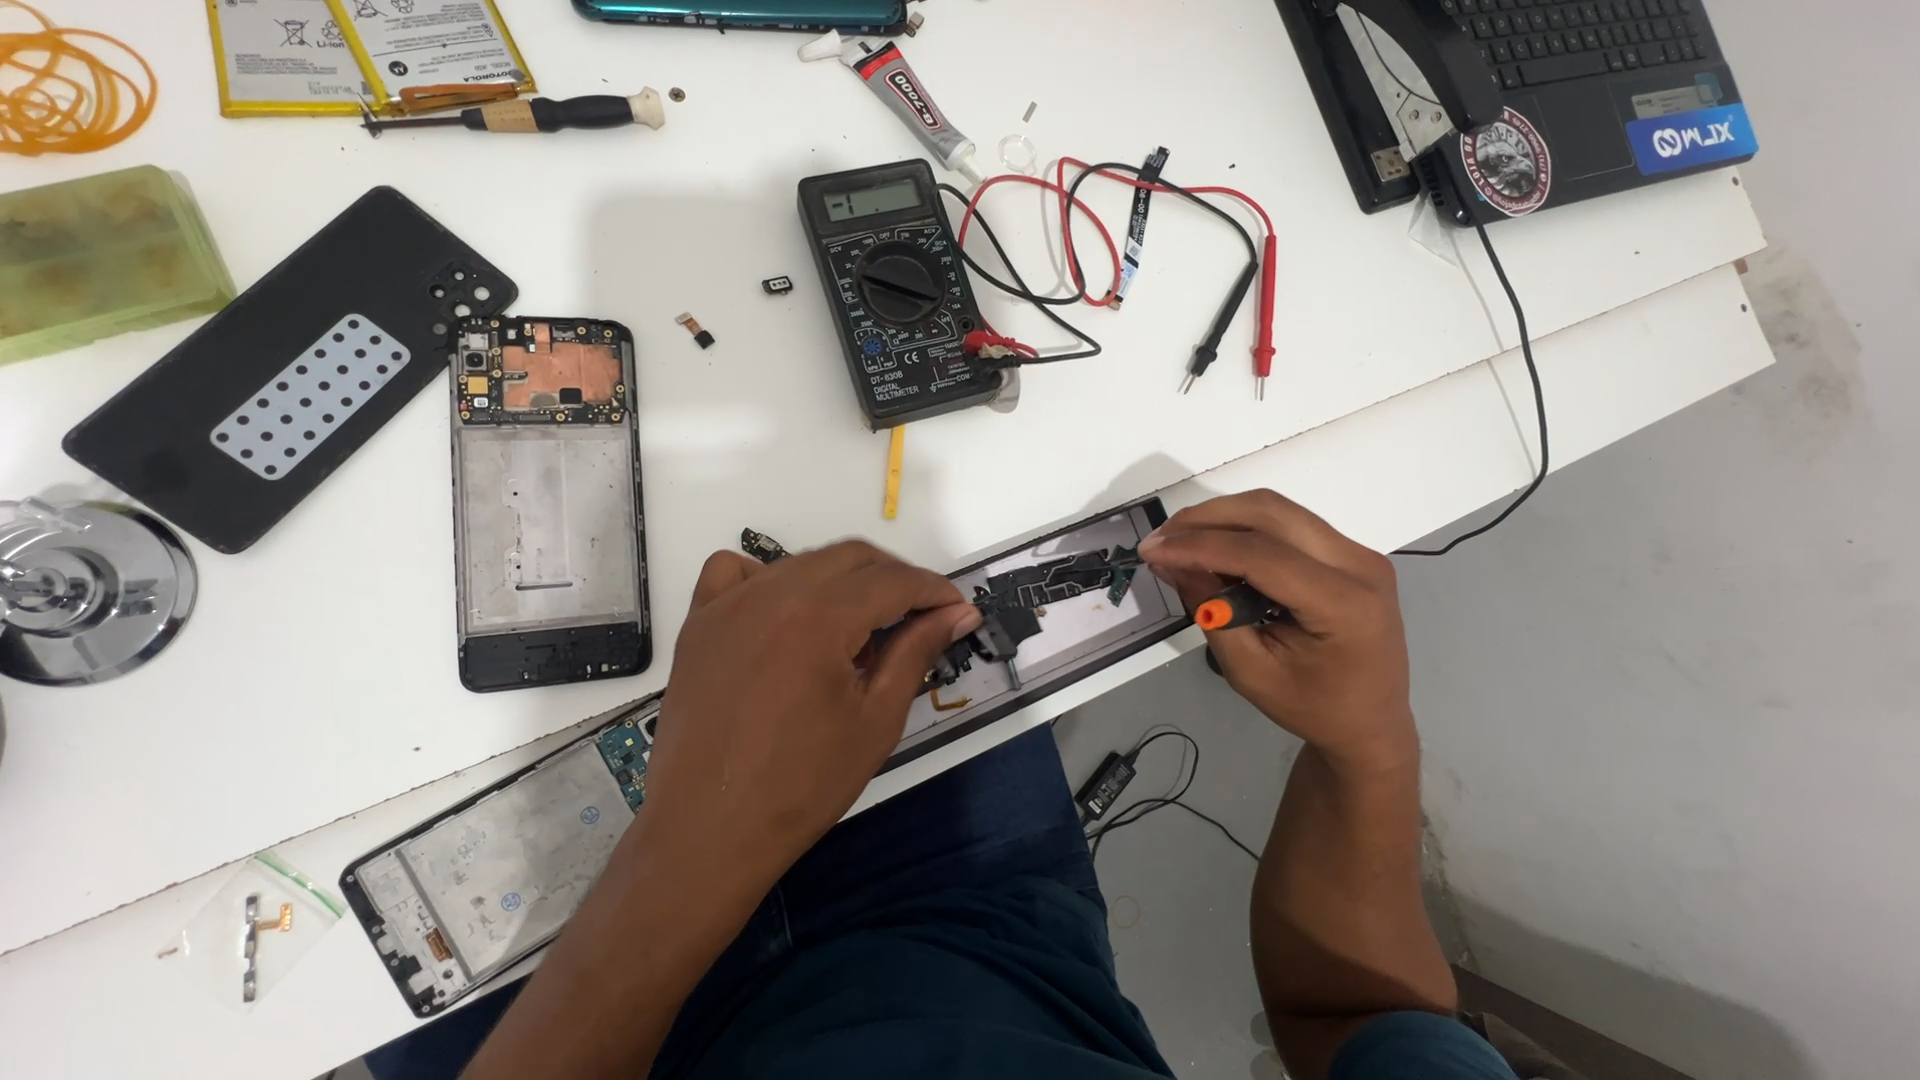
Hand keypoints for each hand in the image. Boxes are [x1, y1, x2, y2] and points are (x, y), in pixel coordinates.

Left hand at [635, 541, 981, 902]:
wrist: (708, 830)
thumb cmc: (802, 785)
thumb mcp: (876, 720)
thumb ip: (916, 652)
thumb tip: (957, 614)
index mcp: (818, 617)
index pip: (892, 581)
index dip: (933, 590)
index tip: (957, 610)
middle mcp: (771, 593)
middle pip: (849, 557)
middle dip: (894, 578)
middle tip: (918, 618)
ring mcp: (727, 605)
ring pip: (800, 562)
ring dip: (842, 581)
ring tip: (856, 633)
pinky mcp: (699, 623)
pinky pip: (735, 572)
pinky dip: (769, 578)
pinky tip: (784, 615)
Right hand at [1138, 491, 1412, 766]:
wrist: (1370, 722)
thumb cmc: (1311, 707)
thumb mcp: (1249, 671)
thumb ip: (1211, 613)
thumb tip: (1170, 562)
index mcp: (1343, 604)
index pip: (1260, 553)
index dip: (1199, 545)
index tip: (1151, 551)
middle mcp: (1359, 565)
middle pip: (1270, 513)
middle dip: (1206, 518)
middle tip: (1160, 539)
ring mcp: (1358, 553)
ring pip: (1278, 509)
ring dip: (1222, 517)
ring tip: (1179, 540)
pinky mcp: (1349, 552)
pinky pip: (1288, 523)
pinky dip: (1244, 527)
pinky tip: (1214, 548)